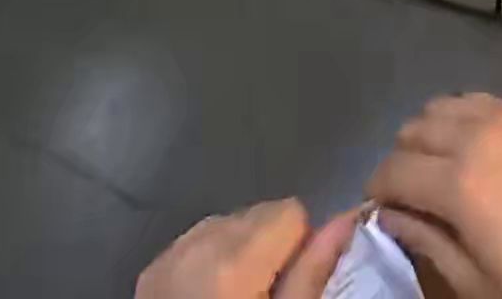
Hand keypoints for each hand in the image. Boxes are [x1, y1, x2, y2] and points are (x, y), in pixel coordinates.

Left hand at [136, 198, 355, 298]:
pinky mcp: (153, 271)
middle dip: (271, 250)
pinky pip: (202, 240)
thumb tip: (348, 219)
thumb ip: (315, 272)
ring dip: (243, 254)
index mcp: (233, 261)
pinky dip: (214, 263)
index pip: (292, 211)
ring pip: (232, 224)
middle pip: (261, 214)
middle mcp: (198, 243)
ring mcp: (169, 256)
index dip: (300, 251)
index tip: (289, 291)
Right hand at [366, 94, 501, 298]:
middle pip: (408, 132)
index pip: (392, 170)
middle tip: (410, 196)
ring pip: (432, 108)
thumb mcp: (475, 281)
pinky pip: (466, 98)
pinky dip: (453, 116)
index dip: (378, 191)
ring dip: (424, 136)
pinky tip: (465, 146)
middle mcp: (469, 136)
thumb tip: (389, 217)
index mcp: (456, 182)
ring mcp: (494, 117)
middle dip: (400, 163)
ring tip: (436, 170)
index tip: (381, 211)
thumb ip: (425, 241)